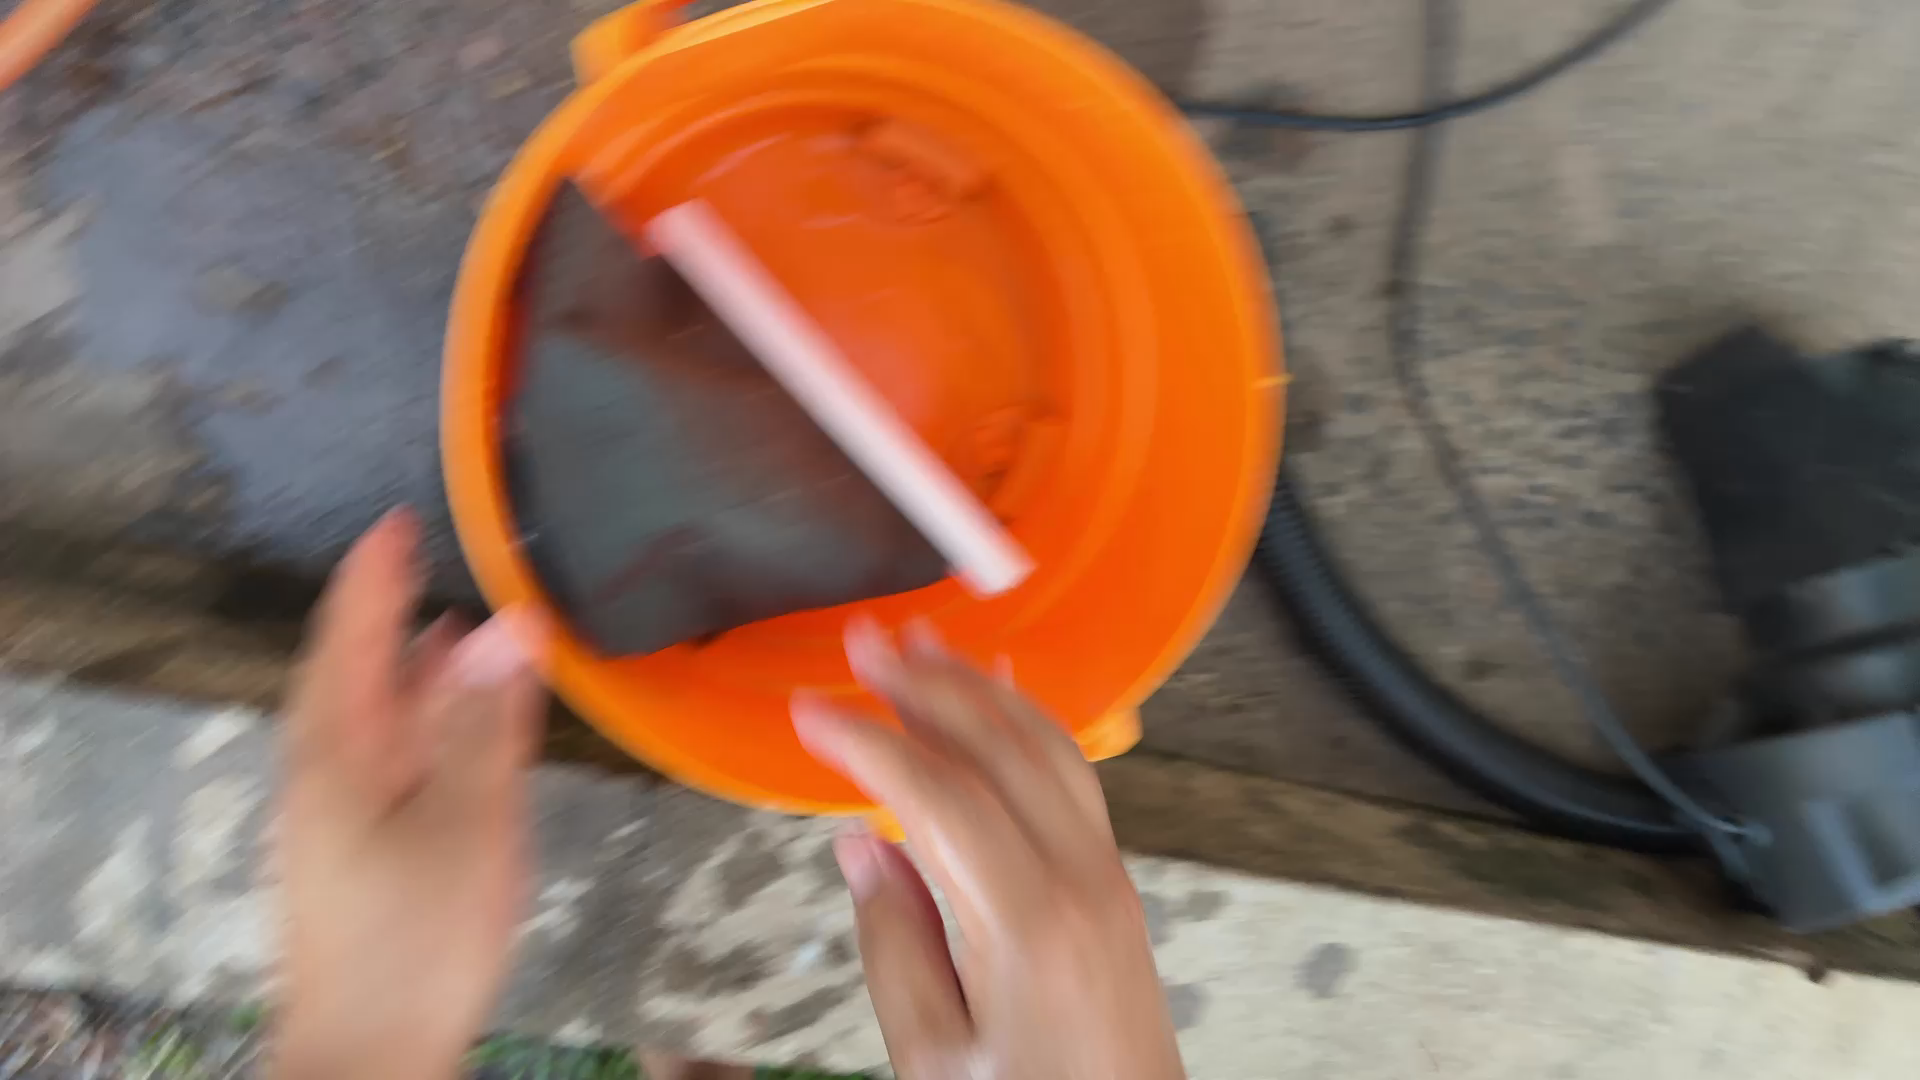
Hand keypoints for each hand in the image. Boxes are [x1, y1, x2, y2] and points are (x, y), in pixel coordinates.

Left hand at [272, 509, 547, 1079]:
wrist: (377, 1045)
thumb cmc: (420, 928)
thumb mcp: (463, 817)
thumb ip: (483, 719)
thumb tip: (511, 623)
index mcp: (342, 754)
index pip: (351, 643)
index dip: (373, 580)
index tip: (397, 522)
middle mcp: (337, 766)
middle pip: (357, 670)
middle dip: (385, 609)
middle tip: (426, 554)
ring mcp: (355, 802)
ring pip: (382, 709)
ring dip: (413, 657)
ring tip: (454, 615)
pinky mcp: (379, 831)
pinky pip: (404, 744)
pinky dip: (431, 707)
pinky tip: (464, 702)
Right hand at [793, 619, 1185, 1079]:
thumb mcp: (935, 1059)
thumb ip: (894, 943)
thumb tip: (862, 843)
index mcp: (1025, 923)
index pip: (936, 796)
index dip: (867, 742)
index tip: (812, 709)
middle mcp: (1076, 873)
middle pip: (994, 746)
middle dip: (922, 682)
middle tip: (867, 641)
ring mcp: (1103, 864)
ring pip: (1039, 741)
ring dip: (974, 684)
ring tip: (923, 643)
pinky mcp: (1109, 868)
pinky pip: (1069, 768)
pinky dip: (1026, 716)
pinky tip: (1000, 687)